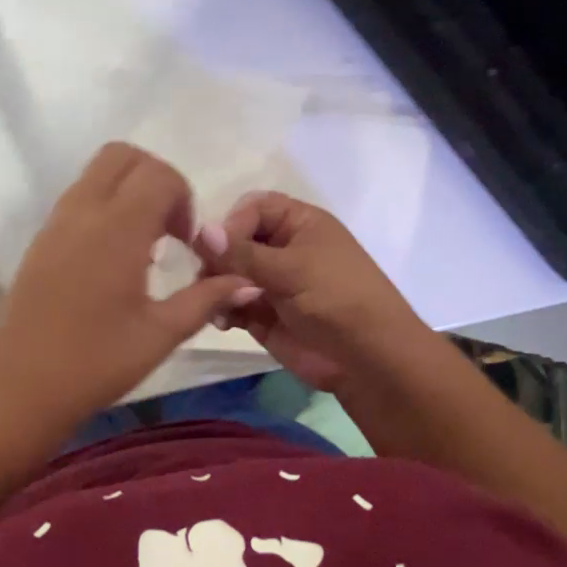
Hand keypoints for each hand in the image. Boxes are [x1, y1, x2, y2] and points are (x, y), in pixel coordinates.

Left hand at [0, 144, 257, 424]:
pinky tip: (113, 265)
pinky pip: (77, 201)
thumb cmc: (96, 363)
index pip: (159, 175)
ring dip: (128, 194)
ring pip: (96, 175)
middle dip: (156, 180)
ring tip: (144, 250)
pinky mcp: (40, 244)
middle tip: (170, 232)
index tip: (188, 244)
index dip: (184, 199)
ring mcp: (55, 225)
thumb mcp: (160, 334)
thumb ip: (205, 300)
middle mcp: (83, 213)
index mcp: (117, 229)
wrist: (22, 388)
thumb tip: (247, 283)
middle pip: (123, 157)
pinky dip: (104, 211)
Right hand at [196, 192, 430, 392]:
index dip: (232, 223)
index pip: (254, 208)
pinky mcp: (263, 317)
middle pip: (236, 241)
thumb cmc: (336, 298)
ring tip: (215, 302)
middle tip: (207, 278)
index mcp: (300, 224)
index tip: (214, 247)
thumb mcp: (291, 269)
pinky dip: (223, 310)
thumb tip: (201, 232)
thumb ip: (243, 253)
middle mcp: (284, 249)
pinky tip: (222, 320)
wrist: (365, 358)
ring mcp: (272, 284)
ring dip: (217, 286)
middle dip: (219, 258)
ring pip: (230, 275)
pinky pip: (233, 305)